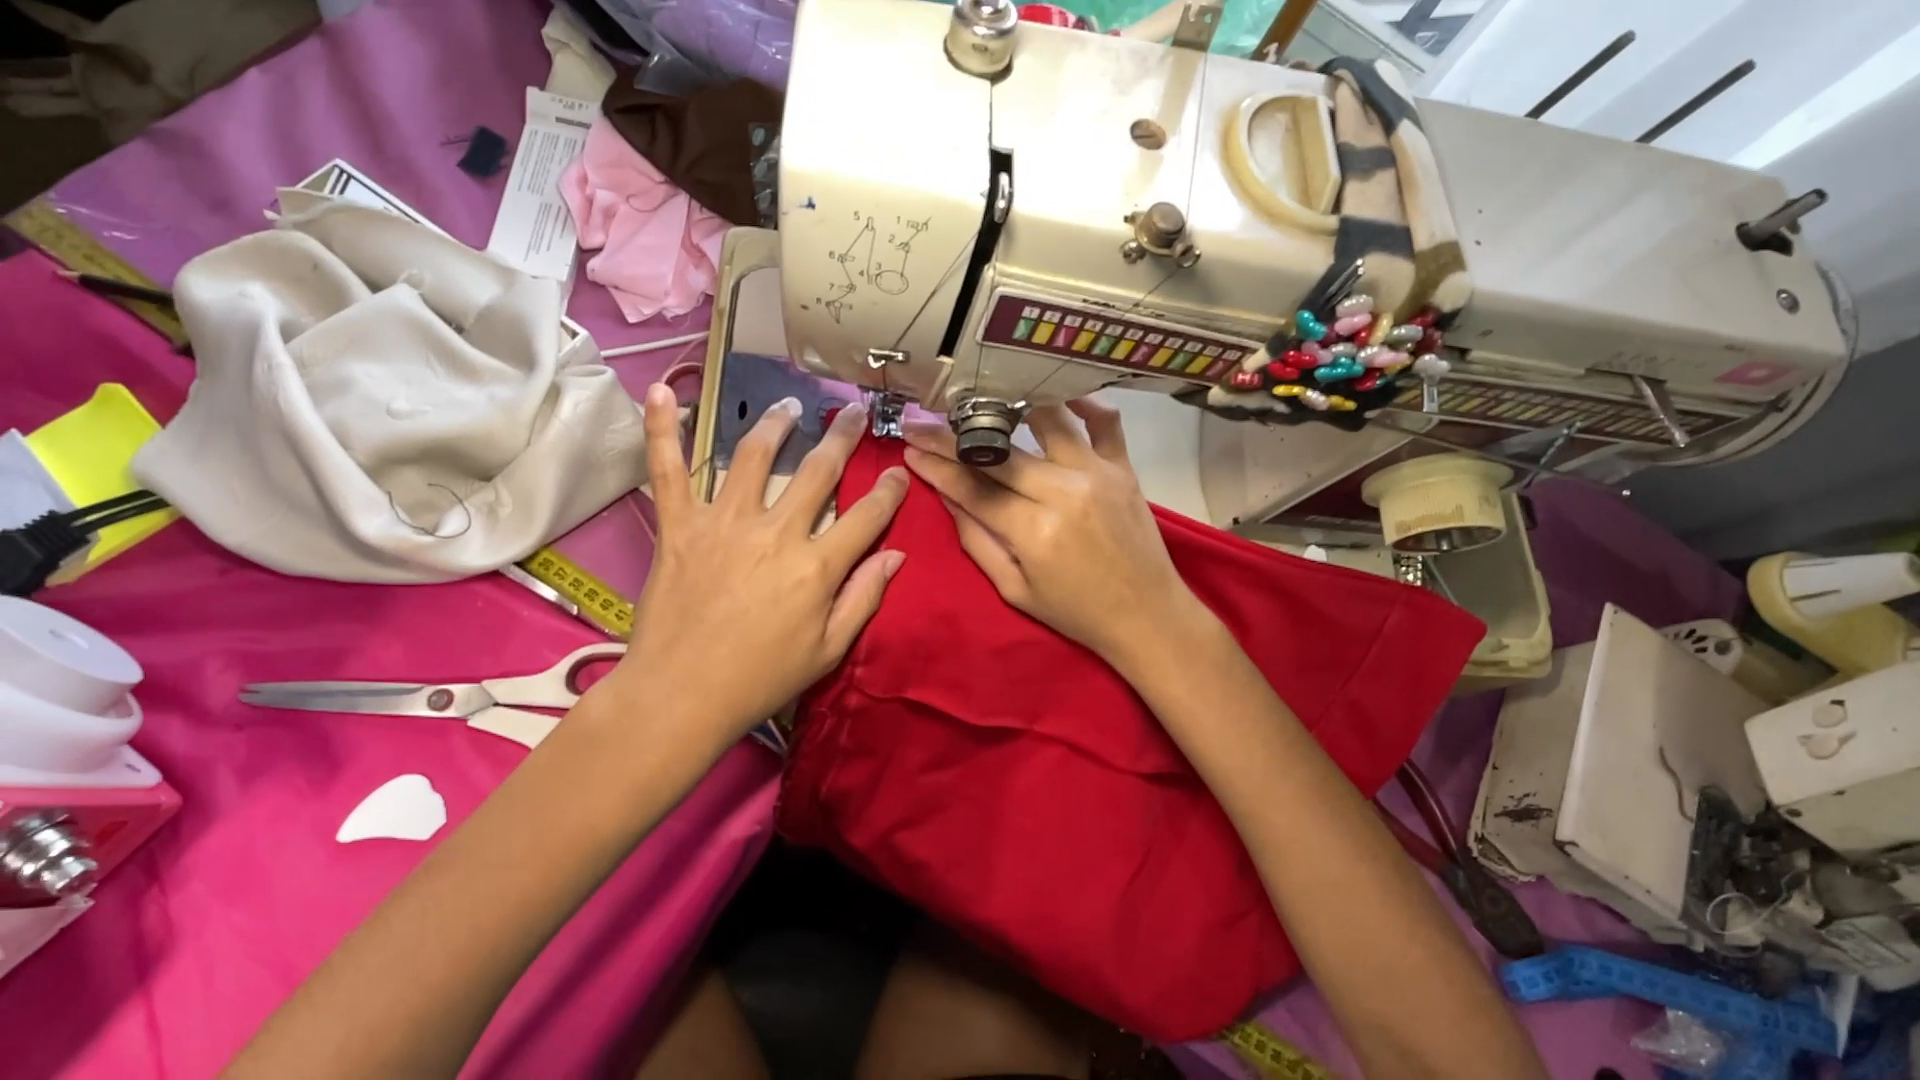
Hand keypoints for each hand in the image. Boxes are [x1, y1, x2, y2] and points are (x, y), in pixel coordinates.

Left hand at [584, 384, 907, 749]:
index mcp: (816, 567)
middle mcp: (775, 533)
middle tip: (853, 413)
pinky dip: (661, 428)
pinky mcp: (679, 525)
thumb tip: (896, 555)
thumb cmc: (760, 680)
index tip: (898, 470)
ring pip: (753, 455)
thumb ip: (863, 598)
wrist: (680, 695)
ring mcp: (723, 523)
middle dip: (843, 437)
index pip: (866, 516)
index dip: (888, 490)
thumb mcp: (827, 651)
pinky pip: (668, 469)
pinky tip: (658, 390)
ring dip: (776, 424)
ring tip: (789, 408)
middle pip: (817, 471)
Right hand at [901, 397, 1198, 665]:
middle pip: (997, 452)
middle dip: (952, 437)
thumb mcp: (1014, 589)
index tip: (909, 447)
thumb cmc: (1076, 612)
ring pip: (1046, 422)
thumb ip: (977, 541)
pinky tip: (1057, 395)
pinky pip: (1105, 421)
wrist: (1146, 616)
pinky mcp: (1123, 467)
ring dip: (1010, 408)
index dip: (935, 466)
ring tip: (982, 401)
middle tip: (923, 421)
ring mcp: (1096, 473)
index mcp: (1032, 531)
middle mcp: (1063, 492)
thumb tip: (948, 497)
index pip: (971, 486)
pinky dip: (1083, 403)